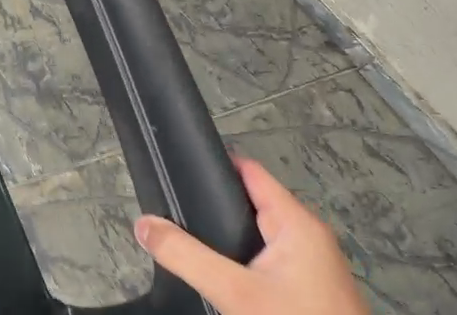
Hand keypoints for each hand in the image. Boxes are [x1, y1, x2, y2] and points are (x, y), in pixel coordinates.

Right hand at [135, 156, 367, 314]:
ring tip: (185, 238)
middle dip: (209, 203)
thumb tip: (143, 225)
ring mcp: (312, 266)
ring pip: (255, 233)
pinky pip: (264, 258)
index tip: (171, 165)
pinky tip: (216, 272)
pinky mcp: (309, 291)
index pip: (247, 170)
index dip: (209, 163)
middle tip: (169, 207)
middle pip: (248, 201)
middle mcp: (308, 237)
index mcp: (297, 224)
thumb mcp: (236, 294)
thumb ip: (186, 256)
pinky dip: (238, 257)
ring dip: (223, 234)